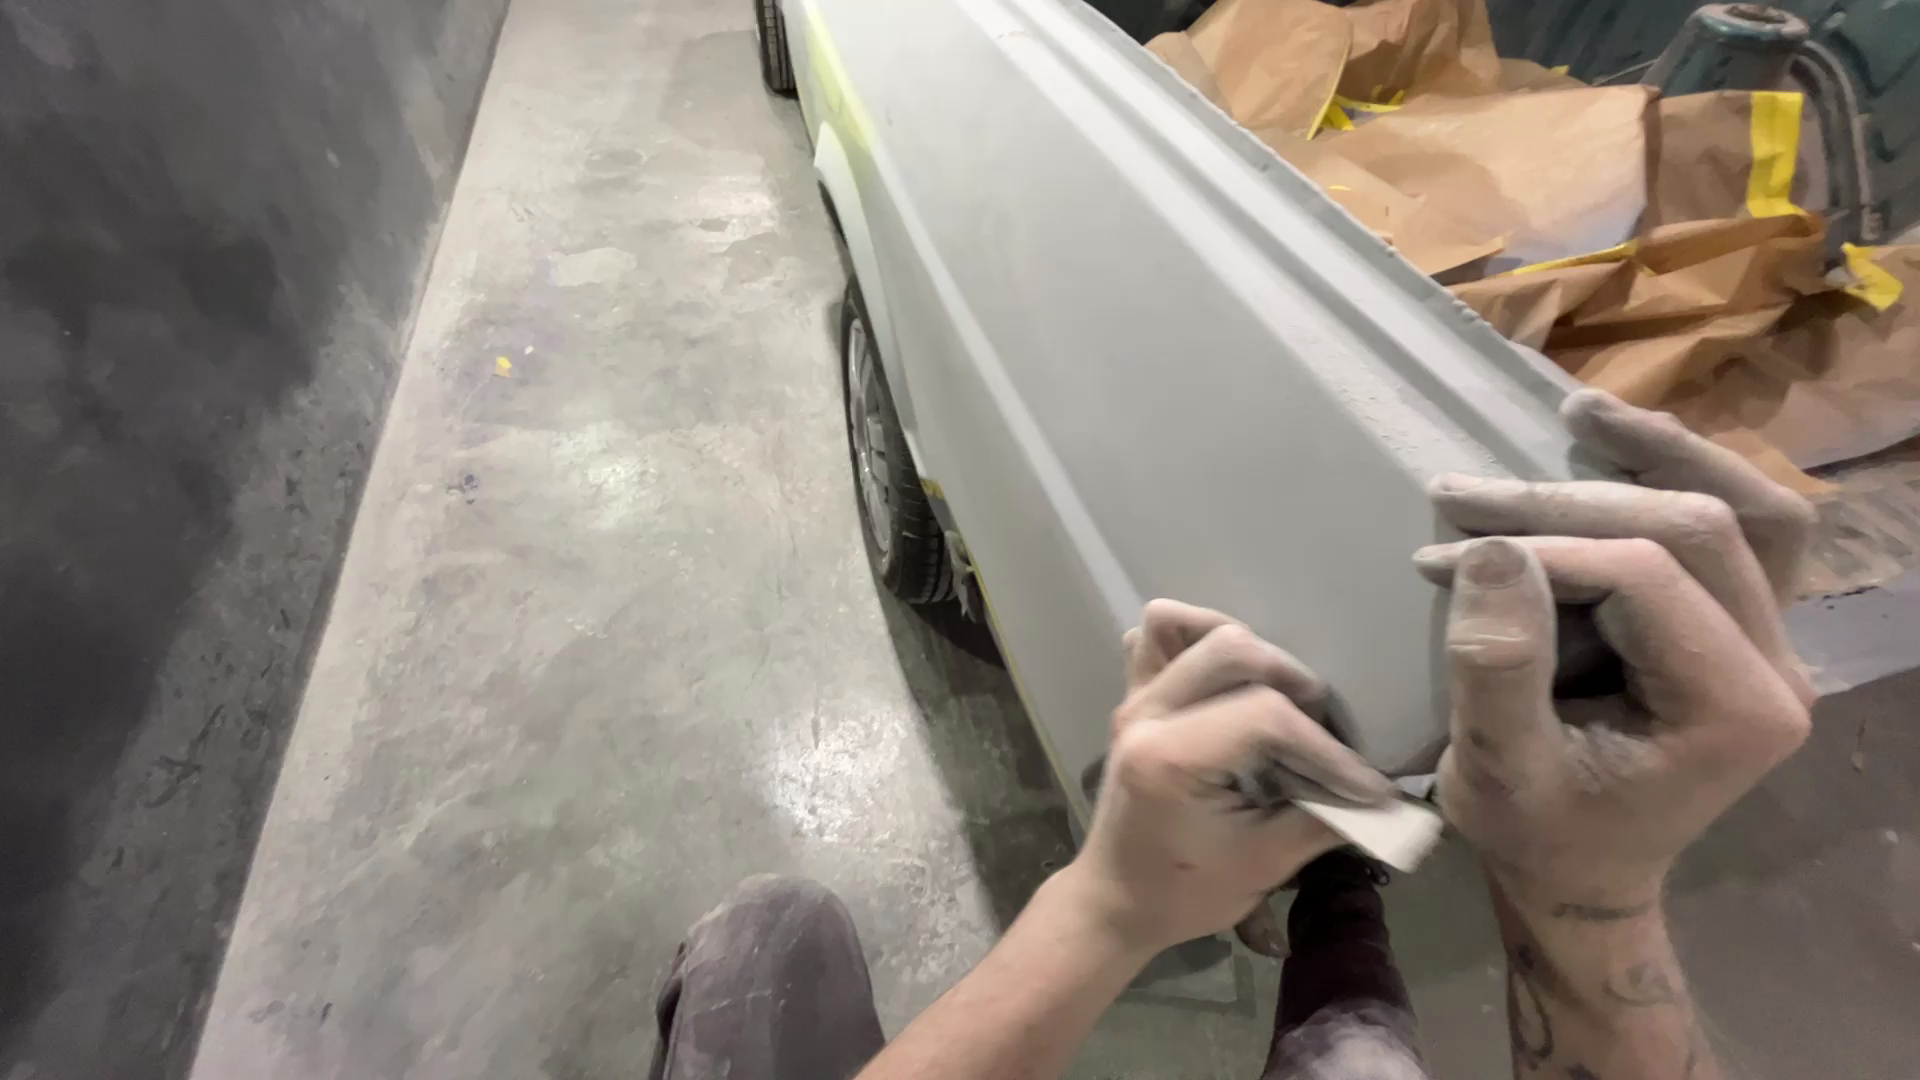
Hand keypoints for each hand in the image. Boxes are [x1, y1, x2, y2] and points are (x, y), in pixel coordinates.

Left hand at [1062, 600, 1394, 954]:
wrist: (1115, 896)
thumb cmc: (1183, 890)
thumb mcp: (1262, 865)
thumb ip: (1325, 822)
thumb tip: (1391, 804)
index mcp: (1169, 756)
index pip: (1264, 715)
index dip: (1328, 750)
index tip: (1369, 789)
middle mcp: (1144, 713)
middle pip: (1229, 648)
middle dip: (1292, 681)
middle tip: (1321, 729)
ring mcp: (1132, 699)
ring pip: (1178, 624)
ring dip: (1238, 644)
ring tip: (1275, 690)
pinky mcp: (1131, 697)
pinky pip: (1152, 639)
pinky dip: (1191, 639)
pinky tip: (1226, 678)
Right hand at [1414, 389, 1815, 915]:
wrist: (1578, 866)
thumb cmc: (1533, 827)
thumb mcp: (1496, 764)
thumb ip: (1496, 664)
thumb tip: (1487, 550)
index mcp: (1733, 705)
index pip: (1640, 577)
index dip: (1535, 552)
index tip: (1437, 558)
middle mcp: (1777, 663)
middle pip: (1696, 528)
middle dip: (1564, 500)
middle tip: (1459, 496)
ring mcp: (1766, 640)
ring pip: (1750, 512)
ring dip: (1657, 455)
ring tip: (1577, 411)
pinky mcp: (1729, 628)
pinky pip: (1739, 532)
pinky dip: (1677, 476)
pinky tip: (1614, 446)